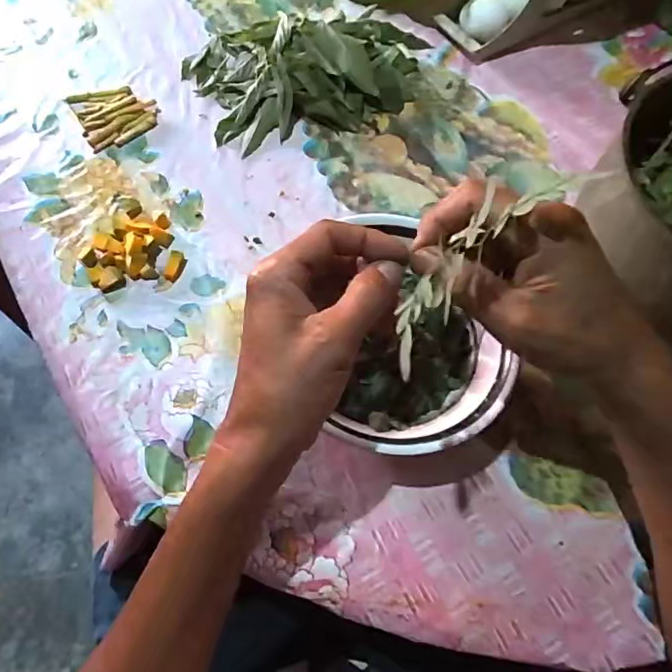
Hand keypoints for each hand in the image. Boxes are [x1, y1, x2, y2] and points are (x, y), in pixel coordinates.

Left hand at [214, 221, 408, 480]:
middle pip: (331, 255)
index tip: (407, 258)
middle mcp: (276, 280)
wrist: (264, 437)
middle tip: (404, 291)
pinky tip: (379, 330)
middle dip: (369, 268)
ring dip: (366, 292)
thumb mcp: (336, 336)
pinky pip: (328, 304)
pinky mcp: (293, 326)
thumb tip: (393, 265)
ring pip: (333, 280)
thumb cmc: (295, 385)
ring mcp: (284, 304)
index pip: (328, 234)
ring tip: (394, 316)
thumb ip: (368, 293)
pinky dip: (355, 311)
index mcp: (277, 273)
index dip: (370, 239)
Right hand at [412, 180, 668, 393]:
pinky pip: (495, 243)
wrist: (622, 365)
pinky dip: (473, 259)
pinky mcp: (541, 249)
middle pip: (476, 207)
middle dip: (444, 235)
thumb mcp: (509, 315)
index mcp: (542, 224)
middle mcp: (543, 217)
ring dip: (456, 249)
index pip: (475, 197)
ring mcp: (544, 232)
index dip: (439, 218)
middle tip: (426, 271)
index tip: (420, 255)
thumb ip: (462, 282)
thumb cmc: (571, 340)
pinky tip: (463, 283)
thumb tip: (417, 257)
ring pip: (482, 225)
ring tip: (441, 280)